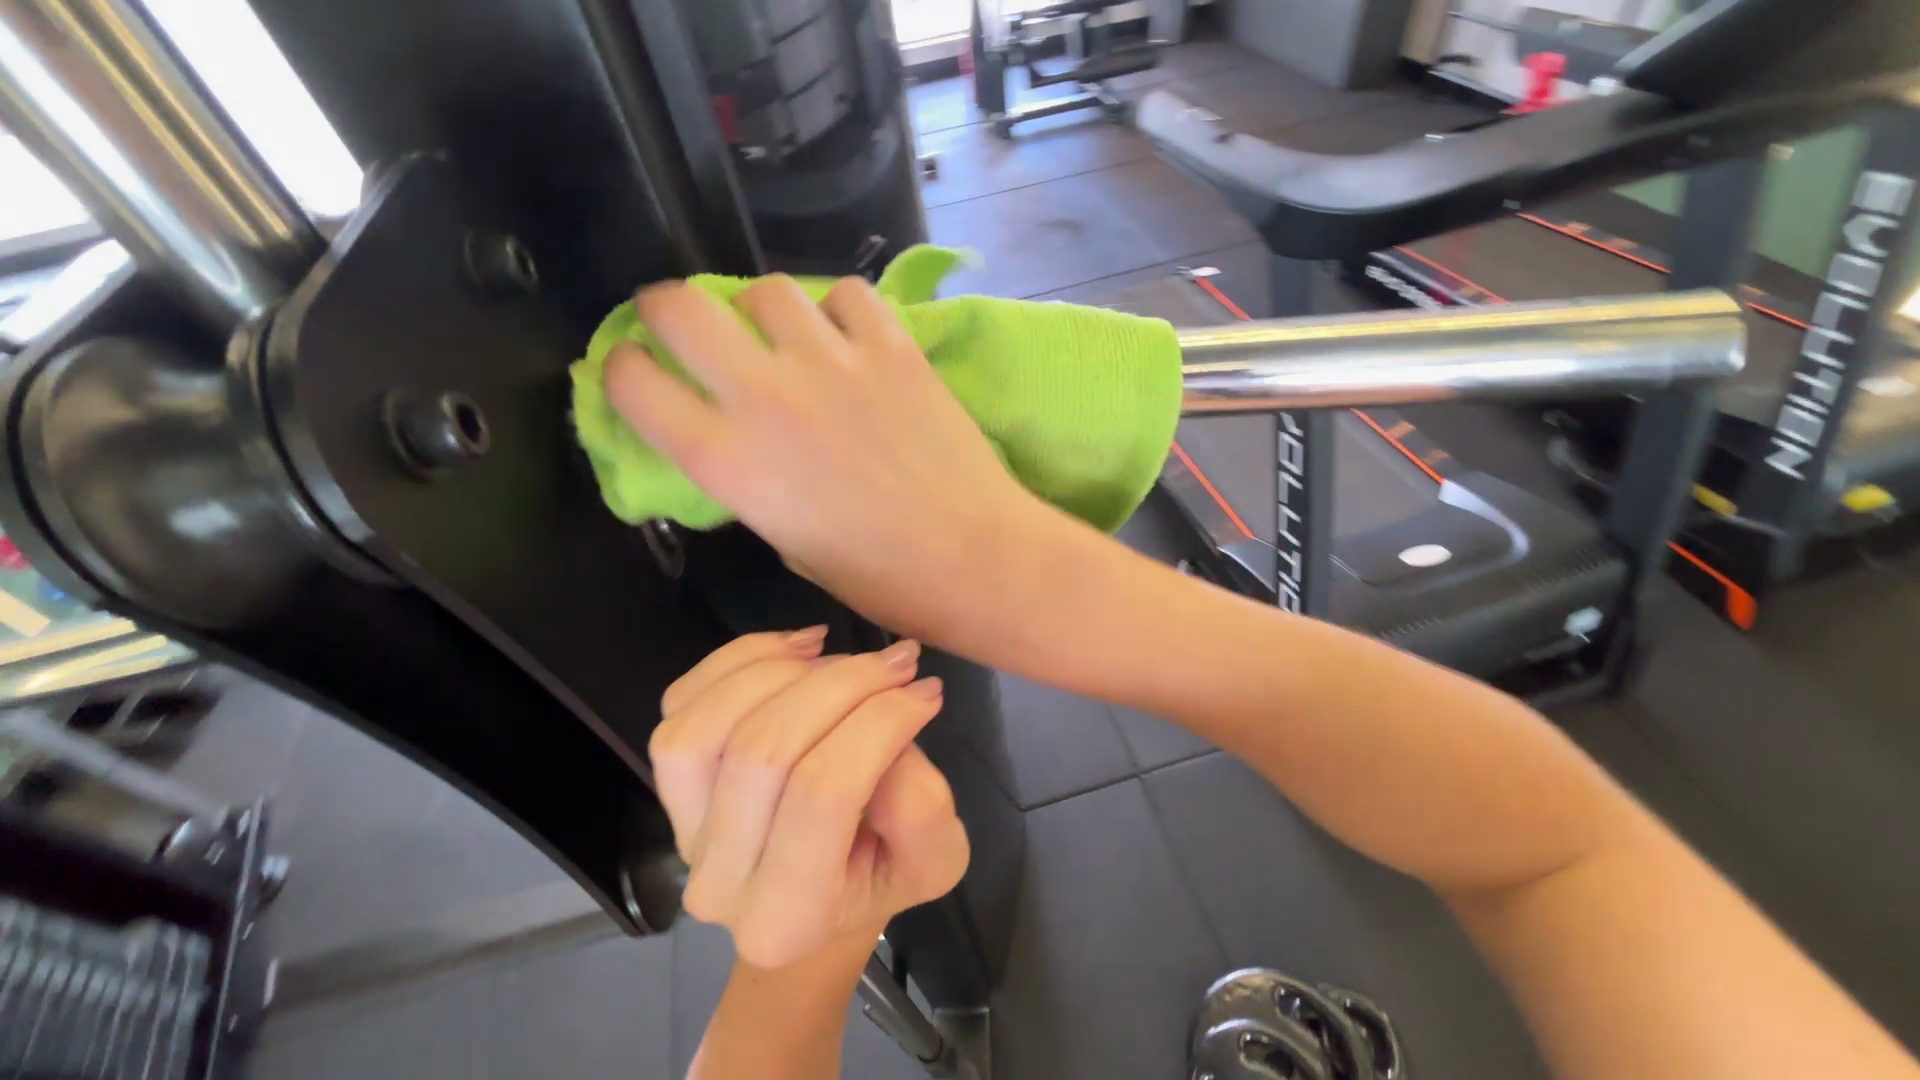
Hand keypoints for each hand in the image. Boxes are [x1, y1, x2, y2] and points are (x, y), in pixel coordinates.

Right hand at [604, 275, 1052, 641]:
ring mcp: (832, 362)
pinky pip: (847, 294)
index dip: (622, 369)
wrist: (972, 558)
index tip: (636, 370)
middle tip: (682, 325)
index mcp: (727, 460)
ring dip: (759, 309)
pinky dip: (838, 310)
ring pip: (766, 288)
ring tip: (779, 335)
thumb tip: (730, 432)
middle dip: (665, 309)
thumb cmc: (875, 574)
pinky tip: (848, 339)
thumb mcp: (782, 537)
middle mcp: (765, 396)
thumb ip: (744, 476)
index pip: (631, 382)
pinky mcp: (891, 346)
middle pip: (678, 306)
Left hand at [649, 629, 970, 969]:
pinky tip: (797, 649)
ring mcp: (682, 831)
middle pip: (764, 751)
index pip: (825, 794)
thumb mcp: (937, 859)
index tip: (926, 690)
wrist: (826, 894)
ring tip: (840, 653)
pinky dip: (738, 661)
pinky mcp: (669, 787)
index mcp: (788, 919)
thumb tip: (891, 719)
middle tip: (897, 662)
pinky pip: (682, 704)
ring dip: (782, 670)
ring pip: (707, 725)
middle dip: (841, 686)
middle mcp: (718, 883)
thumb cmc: (885, 874)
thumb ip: (923, 808)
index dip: (878, 725)